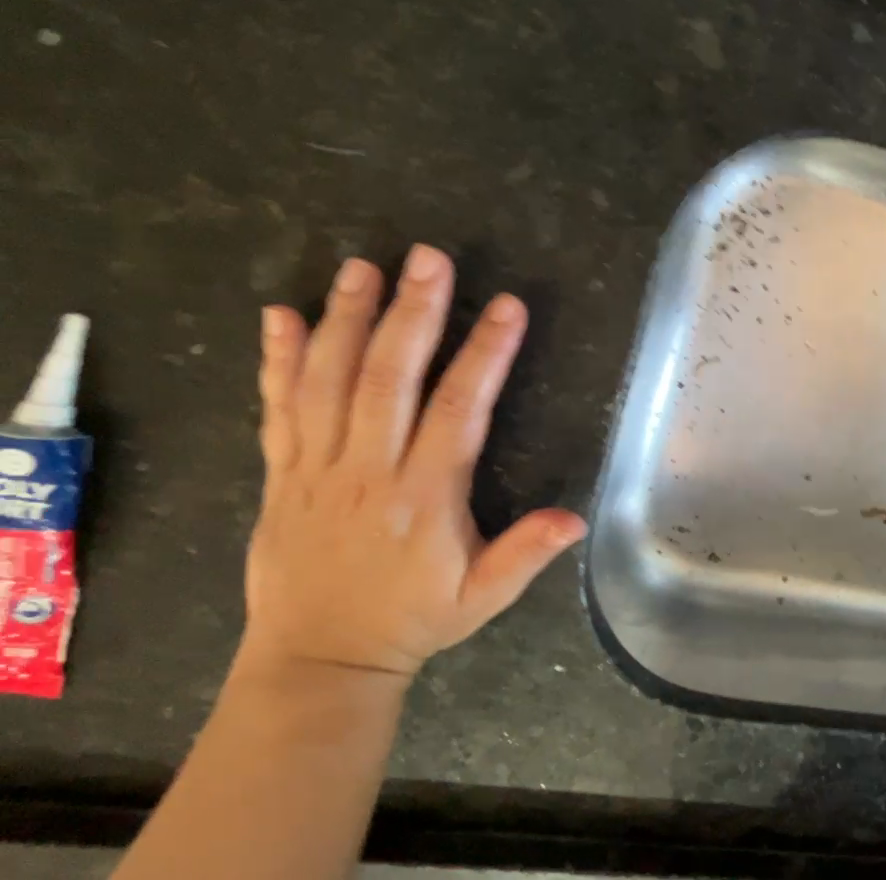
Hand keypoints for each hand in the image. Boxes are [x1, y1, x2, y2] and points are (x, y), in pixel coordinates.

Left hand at [243, 245, 586, 679]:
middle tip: (428, 257)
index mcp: (425, 497)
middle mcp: (368, 472)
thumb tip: (576, 517)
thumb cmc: (413, 621)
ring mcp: (316, 471)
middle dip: (412, 314)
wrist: (316, 661)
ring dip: (346, 320)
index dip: (485, 354)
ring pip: (328, 383)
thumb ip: (526, 554)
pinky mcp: (281, 476)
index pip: (459, 411)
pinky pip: (276, 410)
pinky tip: (279, 315)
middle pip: (388, 380)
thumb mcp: (483, 597)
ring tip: (362, 267)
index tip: (506, 305)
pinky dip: (275, 361)